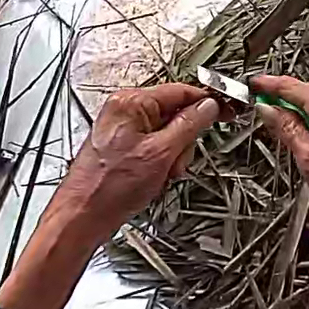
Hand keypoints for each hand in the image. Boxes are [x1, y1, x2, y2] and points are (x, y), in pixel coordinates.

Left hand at [0, 84, 217, 308]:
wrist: (82, 217)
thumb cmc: (108, 188)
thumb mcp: (161, 153)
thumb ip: (189, 125)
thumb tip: (208, 106)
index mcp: (131, 102)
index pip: (180, 91)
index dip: (207, 102)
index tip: (227, 110)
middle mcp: (124, 111)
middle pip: (175, 114)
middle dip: (183, 141)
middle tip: (176, 162)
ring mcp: (123, 130)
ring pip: (168, 134)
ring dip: (173, 157)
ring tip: (161, 174)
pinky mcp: (123, 148)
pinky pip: (155, 148)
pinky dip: (161, 164)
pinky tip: (153, 179)